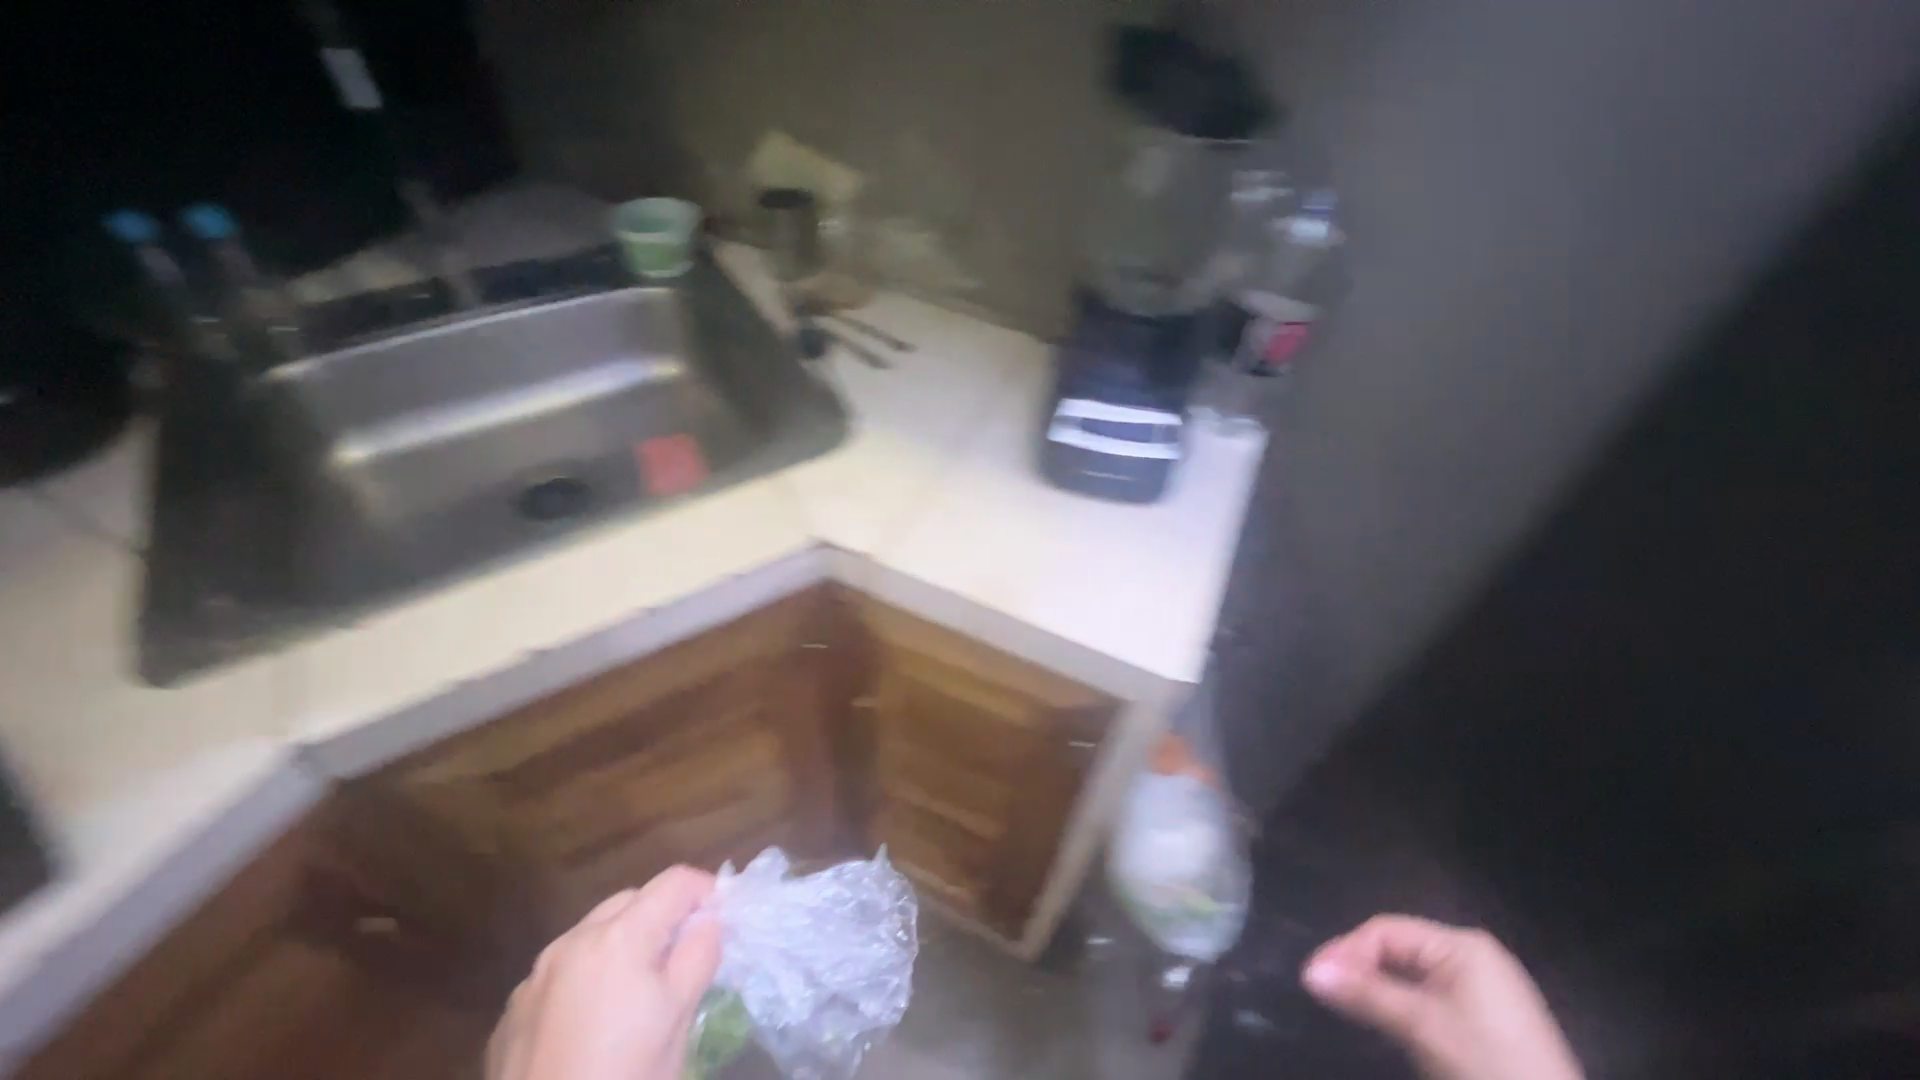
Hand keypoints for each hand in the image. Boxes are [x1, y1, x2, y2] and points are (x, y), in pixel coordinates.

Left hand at [487, 866, 723, 1079]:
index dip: (705, 892)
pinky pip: (561, 973)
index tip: (720, 921)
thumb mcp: (678, 1020)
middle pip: (630, 900)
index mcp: (619, 937)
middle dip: (662, 916)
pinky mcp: (512, 1012)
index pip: (674, 882)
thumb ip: (698, 956)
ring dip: (621, 944)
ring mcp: (535, 976)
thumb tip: (707, 922)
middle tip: (682, 959)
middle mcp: (573, 941)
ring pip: (591, 934)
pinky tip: (591, 1028)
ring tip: (636, 994)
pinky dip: (586, 979)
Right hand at [1300, 915, 1582, 1079]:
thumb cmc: (1489, 1064)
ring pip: (1412, 977)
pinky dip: (1402, 1007)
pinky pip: (1429, 999)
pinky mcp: (1486, 1022)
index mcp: (1463, 946)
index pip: (1387, 931)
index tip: (1315, 979)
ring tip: (1349, 1009)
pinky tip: (1388, 1027)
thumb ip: (1366, 995)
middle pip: (1399, 950)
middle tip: (1326, 993)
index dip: (1347, 951)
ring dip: (1378, 990)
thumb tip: (1309, 972)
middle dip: (1360, 969)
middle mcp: (1473, 958)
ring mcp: (1483, 991)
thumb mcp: (1422, 1027)